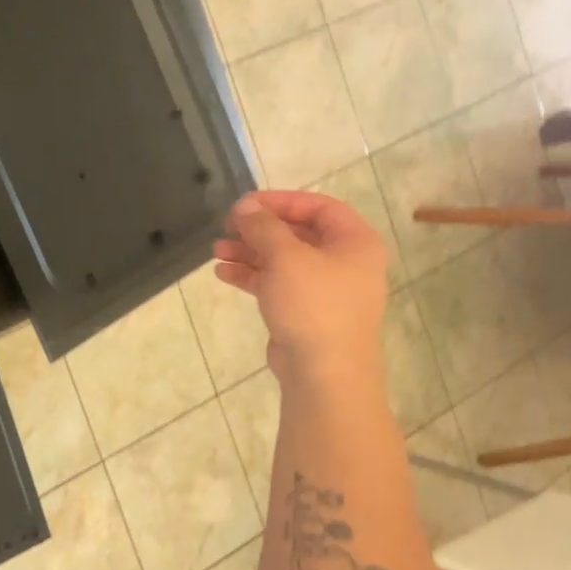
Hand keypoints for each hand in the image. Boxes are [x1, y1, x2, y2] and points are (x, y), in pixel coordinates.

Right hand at [213, 191, 388, 380]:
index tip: (243, 204)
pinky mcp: (305, 309)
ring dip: (249, 252)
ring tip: (216, 251)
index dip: (280, 201)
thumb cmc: (313, 304)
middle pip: (297, 233)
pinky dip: (252, 275)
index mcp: (354, 241)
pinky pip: (277, 282)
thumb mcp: (285, 257)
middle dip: (258, 229)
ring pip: (283, 259)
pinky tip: (223, 273)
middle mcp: (344, 260)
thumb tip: (245, 206)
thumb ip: (263, 226)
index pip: (318, 207)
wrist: (324, 368)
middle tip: (225, 227)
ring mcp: (325, 287)